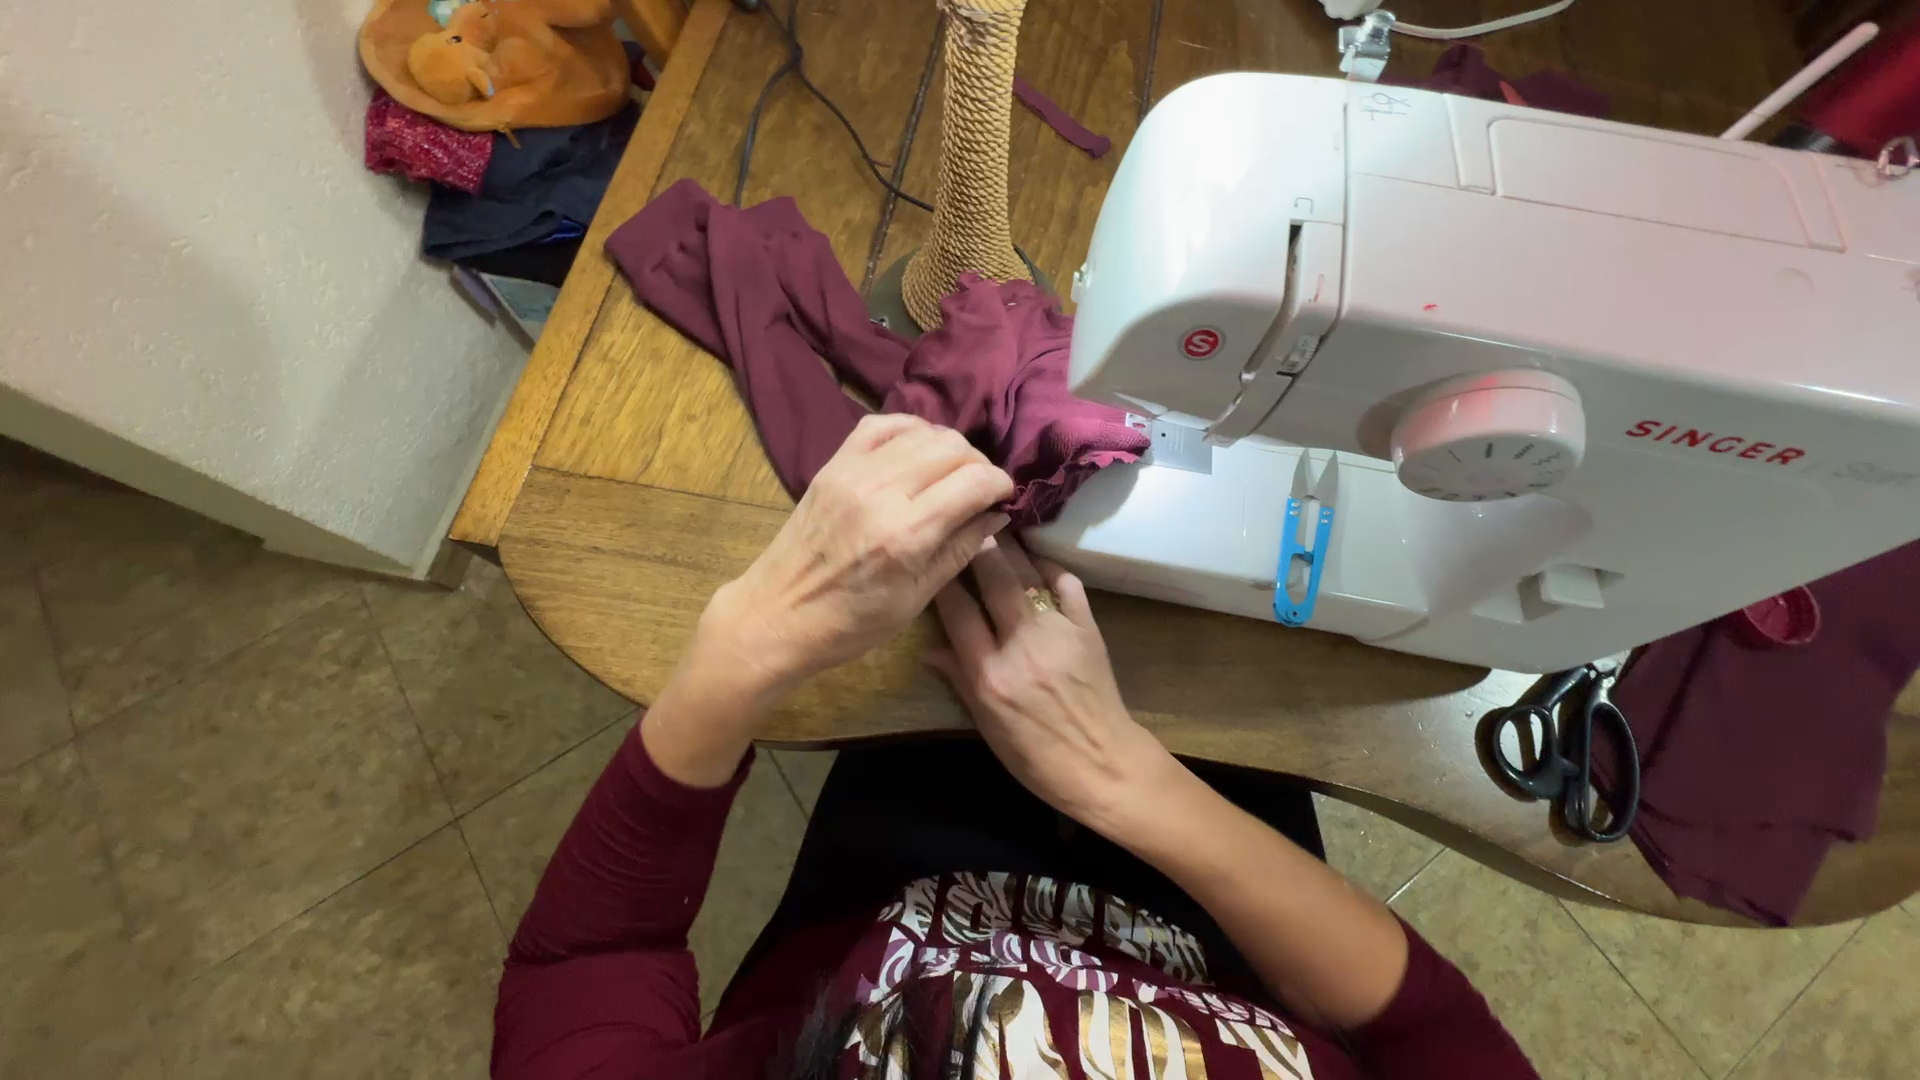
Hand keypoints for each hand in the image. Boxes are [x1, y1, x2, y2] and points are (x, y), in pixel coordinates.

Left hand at [704, 413, 1013, 696]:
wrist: (777, 615)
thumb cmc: (852, 623)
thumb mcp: (917, 598)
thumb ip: (960, 549)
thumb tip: (997, 514)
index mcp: (906, 534)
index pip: (973, 481)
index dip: (1001, 484)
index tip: (1005, 496)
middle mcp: (881, 492)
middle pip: (952, 448)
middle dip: (979, 463)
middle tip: (981, 488)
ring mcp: (852, 472)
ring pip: (922, 432)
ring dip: (949, 447)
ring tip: (953, 472)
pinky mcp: (833, 465)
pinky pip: (881, 426)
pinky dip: (910, 430)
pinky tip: (919, 449)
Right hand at [928, 535, 1182, 831]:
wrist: (1104, 766)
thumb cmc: (1036, 757)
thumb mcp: (986, 727)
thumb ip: (960, 681)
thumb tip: (929, 648)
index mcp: (990, 675)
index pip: (957, 612)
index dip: (941, 580)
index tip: (934, 558)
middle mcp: (1021, 645)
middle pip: (993, 579)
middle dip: (976, 546)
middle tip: (965, 520)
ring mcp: (1058, 633)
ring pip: (1028, 575)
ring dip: (1009, 547)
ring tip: (995, 525)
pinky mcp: (1088, 629)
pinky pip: (1067, 585)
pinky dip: (1051, 568)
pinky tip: (1038, 561)